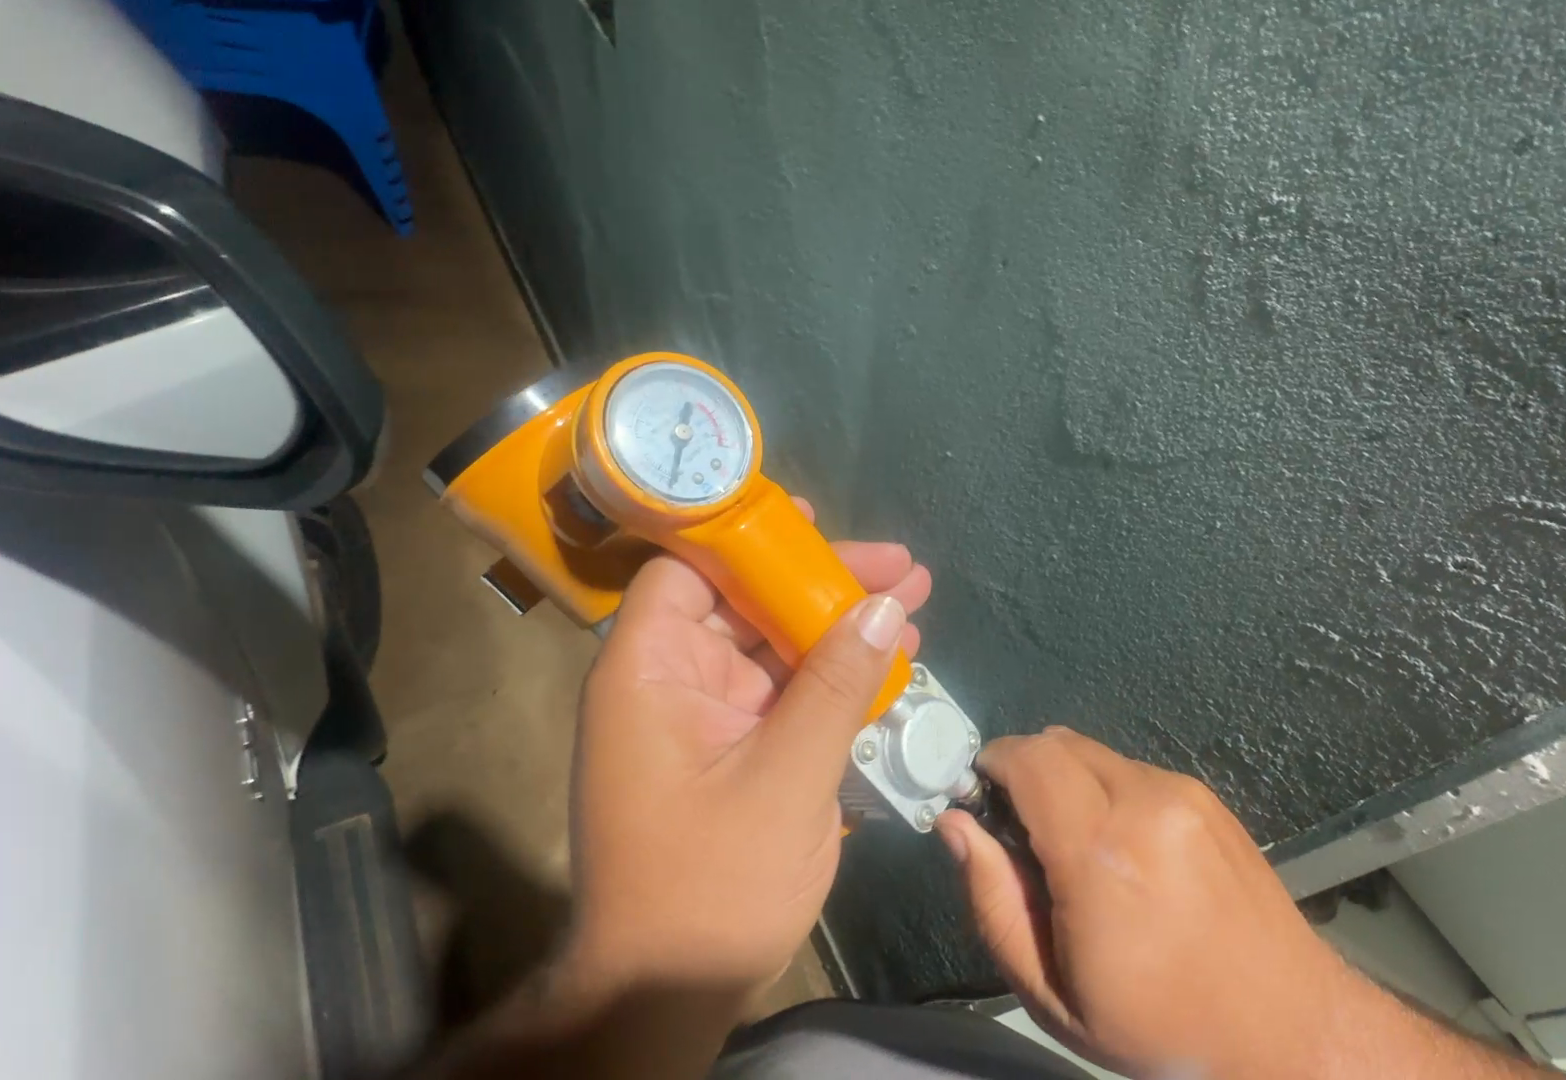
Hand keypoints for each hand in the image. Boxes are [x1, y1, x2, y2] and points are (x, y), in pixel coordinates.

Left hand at [557, 511, 929, 1001]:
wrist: (673, 992)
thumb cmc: (712, 885)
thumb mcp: (786, 778)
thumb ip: (837, 685)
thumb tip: (886, 606)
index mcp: (649, 673)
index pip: (687, 572)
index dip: (746, 538)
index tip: (813, 524)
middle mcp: (671, 684)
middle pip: (746, 604)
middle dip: (824, 584)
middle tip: (901, 568)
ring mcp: (706, 719)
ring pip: (776, 648)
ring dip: (841, 629)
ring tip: (916, 603)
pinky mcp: (736, 751)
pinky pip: (788, 694)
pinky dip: (836, 679)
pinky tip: (893, 665)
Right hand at [935, 729, 1353, 1079]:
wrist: (1287, 1026)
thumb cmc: (1158, 1025)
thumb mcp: (1051, 990)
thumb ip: (992, 898)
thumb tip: (954, 824)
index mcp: (1100, 853)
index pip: (1028, 759)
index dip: (991, 764)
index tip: (978, 797)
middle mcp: (1143, 802)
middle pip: (1058, 742)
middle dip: (1023, 769)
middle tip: (1018, 827)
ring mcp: (1182, 793)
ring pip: (1095, 753)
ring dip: (1066, 781)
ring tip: (1077, 845)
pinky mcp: (1207, 797)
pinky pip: (1133, 771)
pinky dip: (1107, 791)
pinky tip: (1126, 849)